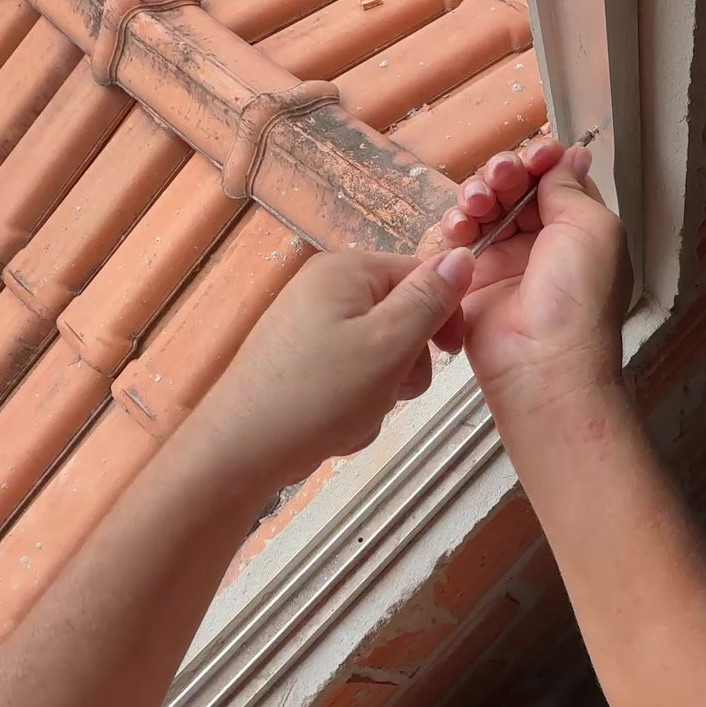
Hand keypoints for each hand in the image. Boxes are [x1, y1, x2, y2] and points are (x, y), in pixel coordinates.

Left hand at [193, 247, 474, 483]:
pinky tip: (341, 422)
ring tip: (363, 410)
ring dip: (386, 388)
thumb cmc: (319, 394)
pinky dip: (360, 402)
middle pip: (403, 316)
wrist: (242, 451)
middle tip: (394, 388)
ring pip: (382, 353)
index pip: (422, 275)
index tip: (450, 354)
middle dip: (409, 361)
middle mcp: (326, 290)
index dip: (444, 315)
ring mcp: (311, 328)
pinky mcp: (304, 363)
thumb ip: (429, 299)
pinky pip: (355, 375)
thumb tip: (463, 255)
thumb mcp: (389, 343)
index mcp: (347, 271)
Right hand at [436, 137, 628, 419]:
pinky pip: (454, 240)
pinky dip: (453, 225)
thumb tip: (568, 157)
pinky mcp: (471, 280)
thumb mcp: (593, 229)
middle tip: (500, 179)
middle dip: (502, 173)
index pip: (554, 178)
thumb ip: (571, 188)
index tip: (536, 157)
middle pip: (513, 187)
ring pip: (481, 207)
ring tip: (476, 204)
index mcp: (578, 229)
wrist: (542, 364)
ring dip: (475, 195)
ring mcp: (505, 261)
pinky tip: (459, 228)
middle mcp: (542, 243)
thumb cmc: (578, 302)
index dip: (541, 160)